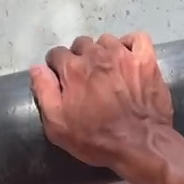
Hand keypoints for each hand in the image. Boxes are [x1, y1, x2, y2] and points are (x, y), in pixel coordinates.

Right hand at [30, 33, 172, 176]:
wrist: (140, 145)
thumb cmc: (96, 139)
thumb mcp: (57, 125)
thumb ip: (44, 92)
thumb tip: (36, 68)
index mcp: (73, 68)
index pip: (57, 54)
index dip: (57, 68)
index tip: (63, 82)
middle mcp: (96, 55)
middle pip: (81, 44)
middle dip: (79, 58)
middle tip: (86, 80)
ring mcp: (124, 55)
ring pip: (107, 41)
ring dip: (103, 52)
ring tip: (107, 71)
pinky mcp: (146, 60)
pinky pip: (137, 38)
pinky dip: (131, 44)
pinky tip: (128, 57)